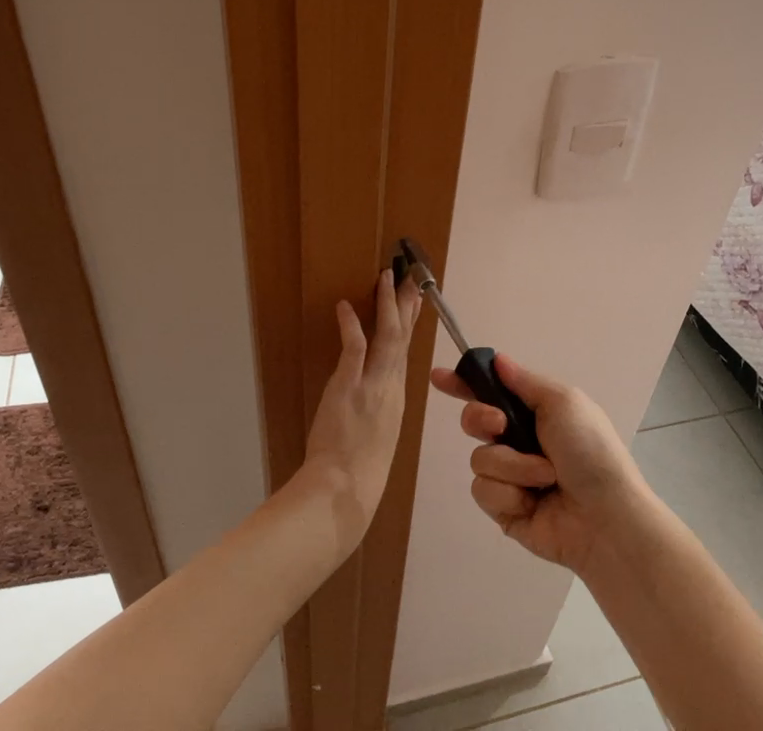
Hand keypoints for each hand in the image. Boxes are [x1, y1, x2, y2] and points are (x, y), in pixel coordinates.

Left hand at [300, 270, 421, 537]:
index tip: (417, 297)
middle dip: (407, 302)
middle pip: (403, 336)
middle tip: (410, 274)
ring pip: (387, 336)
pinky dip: (350, 325)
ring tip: (387, 276)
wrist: (347, 488)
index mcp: (398, 396)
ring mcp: (372, 385)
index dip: (412, 321)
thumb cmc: (360, 469)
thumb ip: (380, 408)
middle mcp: (392, 386)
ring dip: (387, 303)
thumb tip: (377, 392)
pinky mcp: (349, 387)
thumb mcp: (381, 434)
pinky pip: (354, 349)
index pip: (407, 349)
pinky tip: (345, 306)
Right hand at [430, 355, 648, 573]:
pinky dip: (509, 493)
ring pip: (479, 458)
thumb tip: (498, 359)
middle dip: (481, 419)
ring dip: (512, 465)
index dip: (463, 384)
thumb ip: (525, 381)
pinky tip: (533, 502)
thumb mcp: (563, 402)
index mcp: (536, 414)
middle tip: (501, 425)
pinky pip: (483, 491)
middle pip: (473, 421)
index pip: (491, 393)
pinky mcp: (503, 509)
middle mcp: (520, 443)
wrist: (605, 516)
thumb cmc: (590, 450)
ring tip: (545, 477)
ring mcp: (511, 478)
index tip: (438, 376)